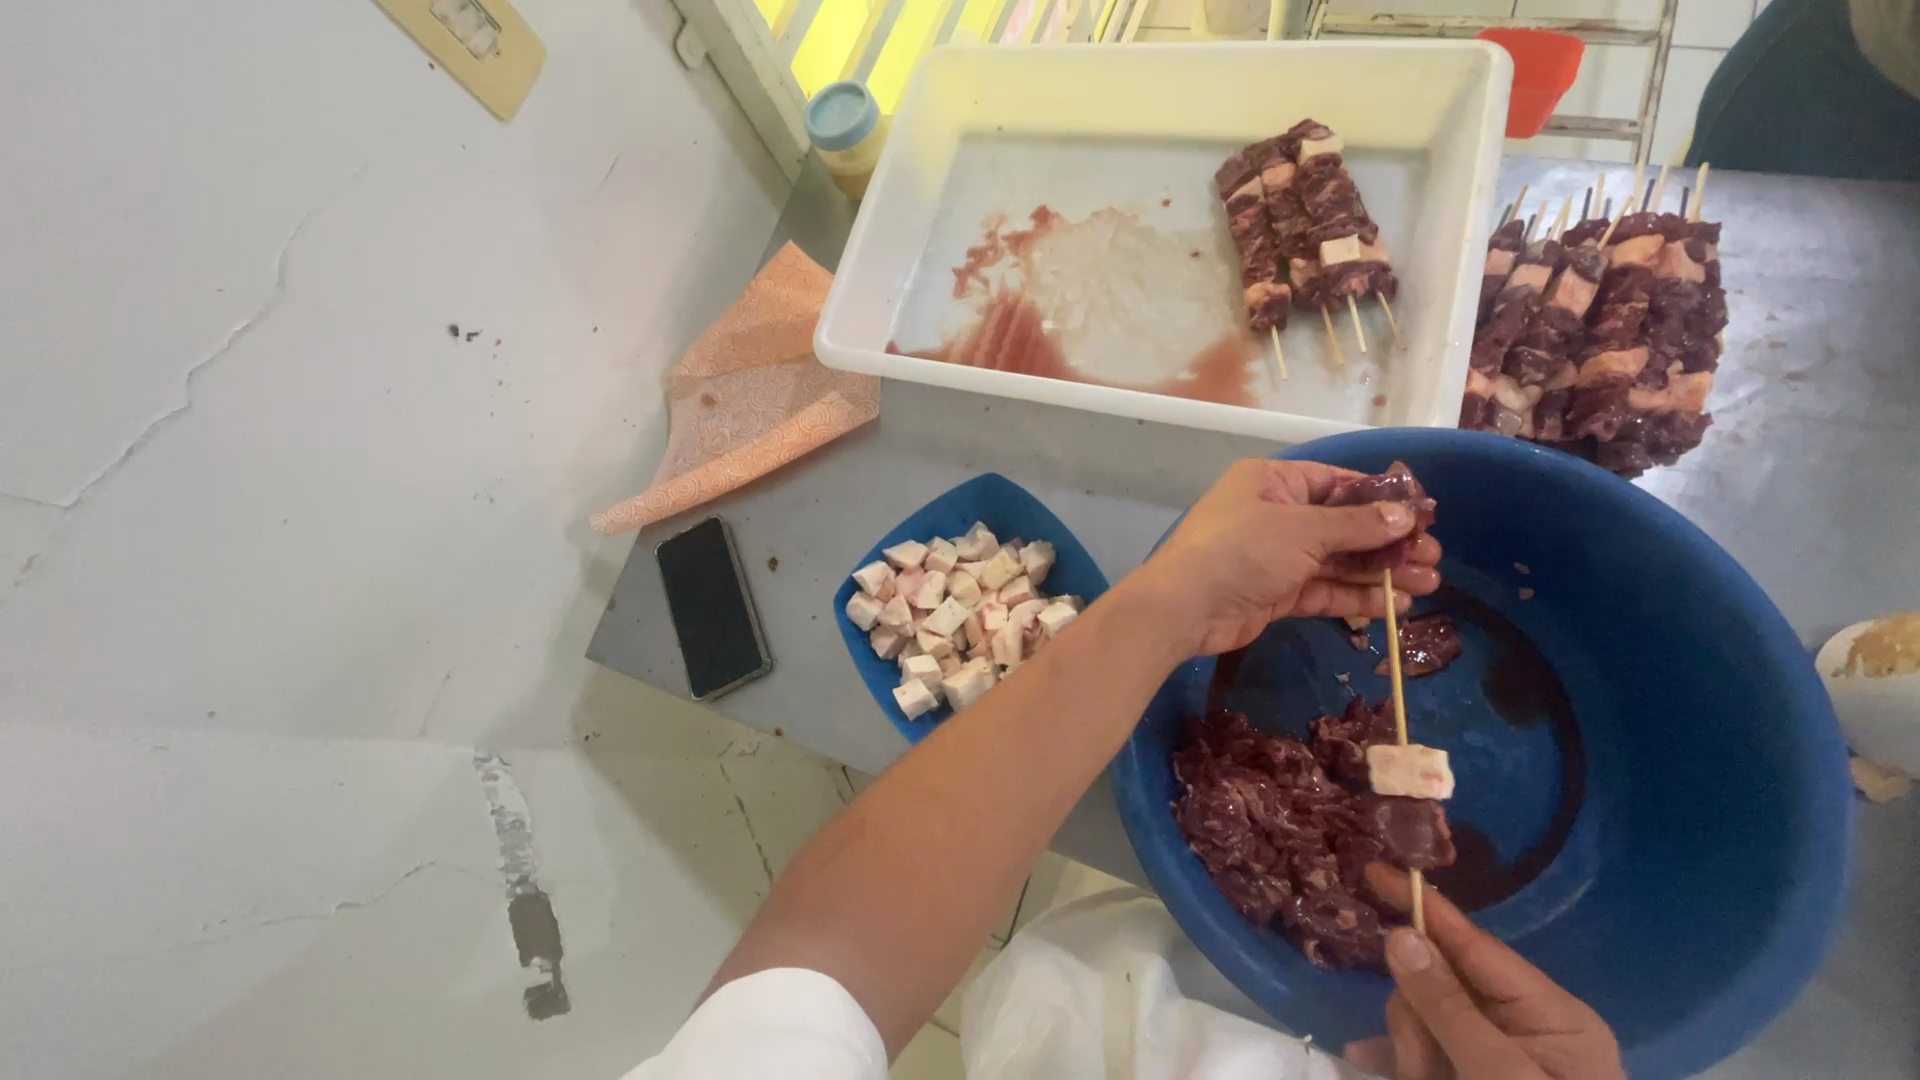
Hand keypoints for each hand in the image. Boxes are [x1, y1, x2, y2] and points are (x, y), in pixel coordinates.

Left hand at [1125, 459, 1441, 656]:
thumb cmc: (1241, 550)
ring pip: (1338, 560)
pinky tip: (1395, 603)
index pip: (1336, 482)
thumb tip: (1405, 515)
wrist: (1185, 607)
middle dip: (1388, 541)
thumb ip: (1355, 525)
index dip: (1380, 498)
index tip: (1423, 513)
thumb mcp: (1302, 529)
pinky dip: (1357, 596)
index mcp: (1272, 481)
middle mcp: (1275, 514)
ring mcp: (1275, 556)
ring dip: (1381, 571)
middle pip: (1343, 524)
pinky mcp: (1276, 593)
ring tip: (1429, 583)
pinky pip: (1324, 590)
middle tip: (1433, 556)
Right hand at [1345, 866, 1623, 1079]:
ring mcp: (1498, 1050)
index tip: (1373, 868)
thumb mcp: (1499, 1078)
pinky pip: (1423, 1044)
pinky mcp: (1474, 1072)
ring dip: (1410, 1050)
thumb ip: (1448, 1007)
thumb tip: (1402, 934)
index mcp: (1550, 1014)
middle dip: (1415, 1020)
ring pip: (1422, 1014)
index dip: (1423, 904)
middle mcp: (1524, 1023)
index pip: (1473, 941)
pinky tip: (1370, 1064)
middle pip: (1438, 980)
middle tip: (1418, 1068)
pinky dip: (1400, 1057)